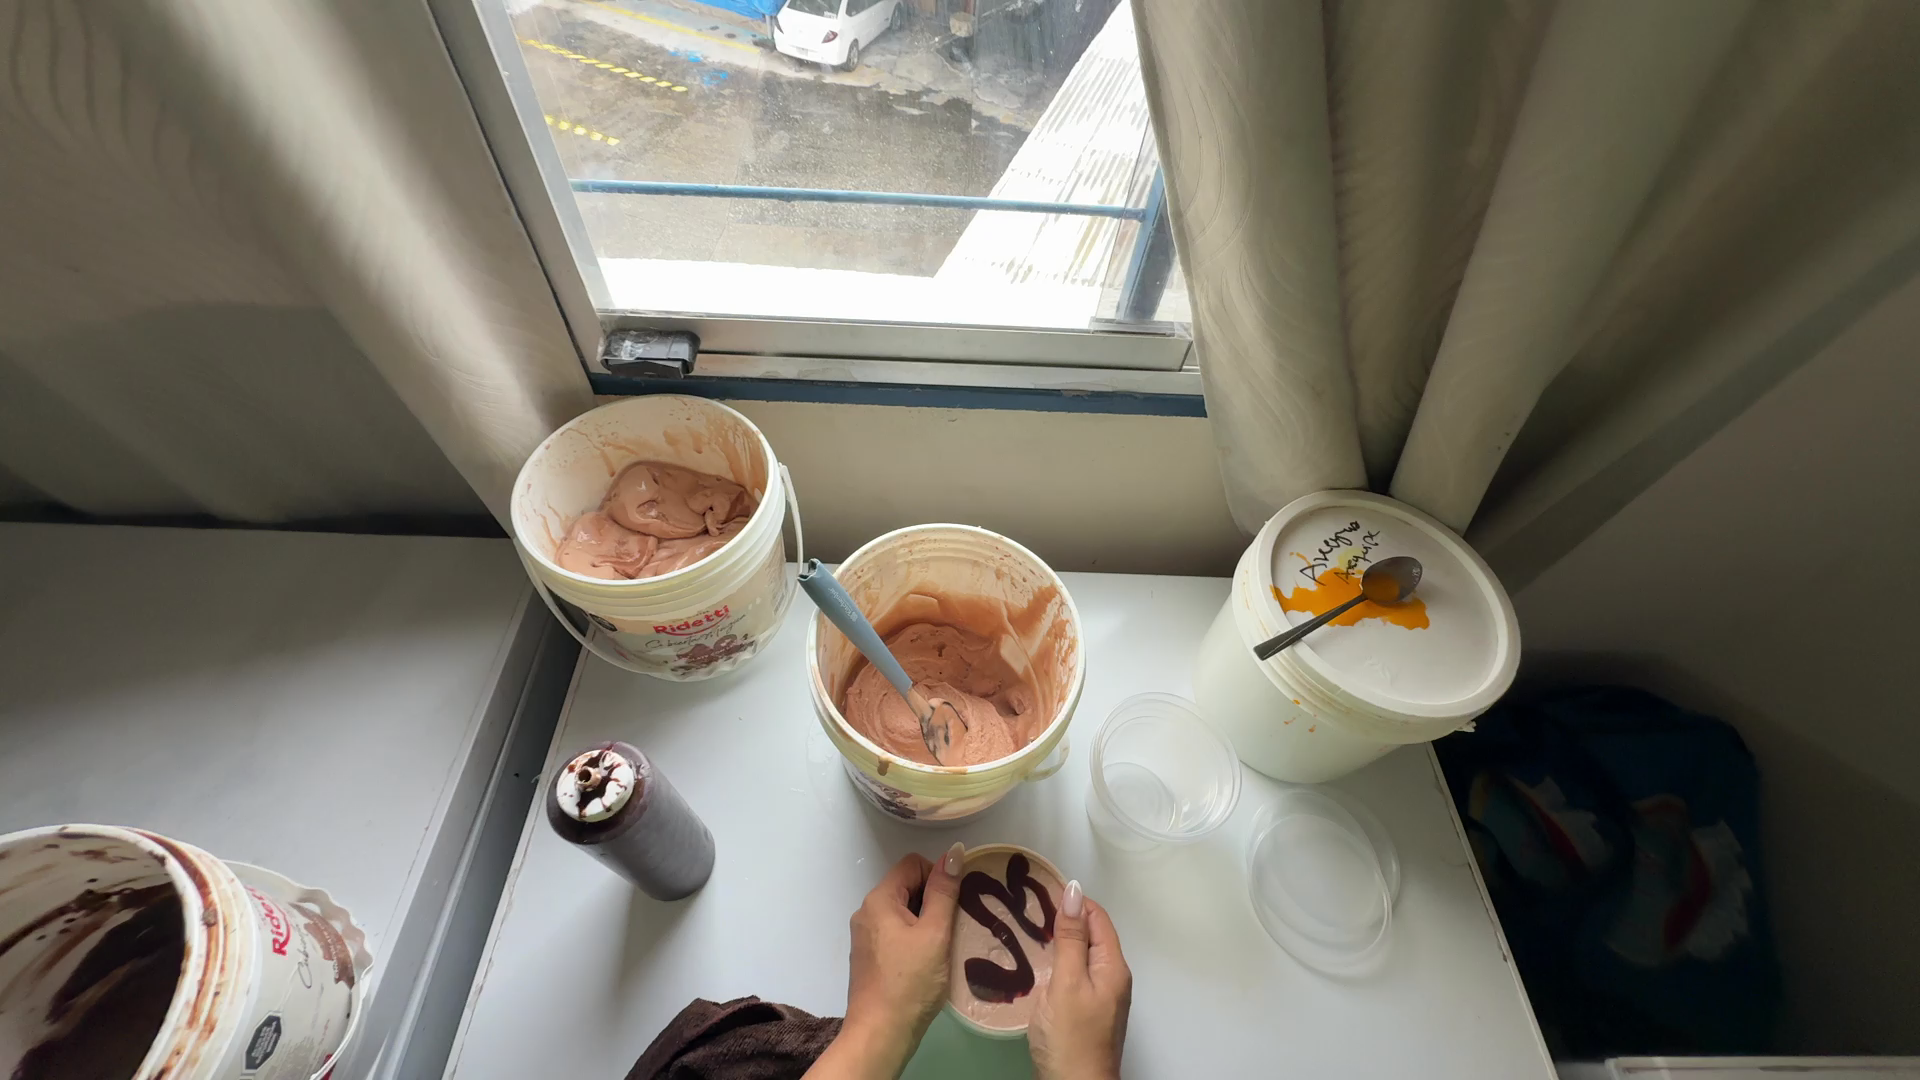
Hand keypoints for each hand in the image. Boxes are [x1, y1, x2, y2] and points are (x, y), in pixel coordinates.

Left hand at [805, 843, 964, 1079]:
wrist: (879, 1036)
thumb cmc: (910, 983)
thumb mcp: (935, 933)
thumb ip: (944, 891)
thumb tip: (955, 851)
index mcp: (879, 899)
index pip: (913, 864)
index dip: (937, 877)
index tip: (951, 906)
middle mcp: (867, 911)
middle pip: (907, 886)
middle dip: (932, 901)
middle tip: (950, 929)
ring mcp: (865, 936)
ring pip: (903, 911)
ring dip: (925, 921)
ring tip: (940, 947)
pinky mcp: (868, 957)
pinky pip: (894, 932)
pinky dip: (913, 938)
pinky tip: (925, 963)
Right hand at [1029, 881, 1131, 1079]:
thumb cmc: (1071, 1036)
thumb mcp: (1067, 981)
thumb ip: (1070, 936)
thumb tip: (1074, 889)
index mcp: (1112, 966)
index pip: (1097, 916)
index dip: (1073, 900)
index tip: (1040, 891)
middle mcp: (1112, 977)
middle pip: (1091, 933)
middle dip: (1065, 918)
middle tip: (1029, 908)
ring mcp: (1100, 996)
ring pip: (1081, 954)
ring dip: (1059, 940)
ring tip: (1029, 930)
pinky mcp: (1086, 1010)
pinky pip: (1075, 973)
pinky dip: (1058, 962)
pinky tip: (1038, 964)